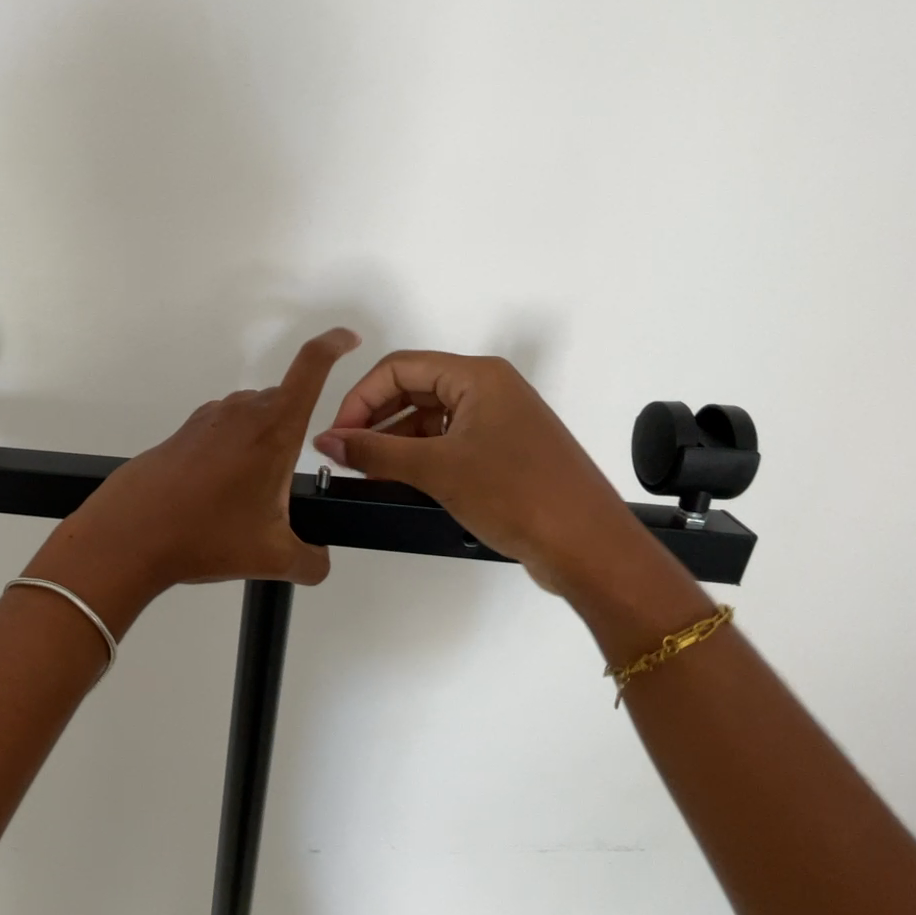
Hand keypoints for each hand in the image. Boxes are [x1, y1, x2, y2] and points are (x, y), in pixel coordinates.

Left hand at [24, 328, 360, 629]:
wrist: (129, 536)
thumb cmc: (201, 535)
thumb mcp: (272, 557)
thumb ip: (312, 560)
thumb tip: (317, 561)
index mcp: (274, 429)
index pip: (311, 366)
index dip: (334, 344)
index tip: (347, 338)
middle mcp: (241, 414)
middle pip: (282, 402)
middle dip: (295, 432)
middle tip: (288, 484)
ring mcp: (207, 420)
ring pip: (251, 418)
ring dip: (260, 446)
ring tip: (250, 500)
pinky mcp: (182, 434)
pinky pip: (220, 432)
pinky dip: (230, 454)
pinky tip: (219, 496)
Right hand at [312, 351, 644, 596]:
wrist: (588, 546)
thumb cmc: (517, 494)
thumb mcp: (436, 470)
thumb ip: (374, 452)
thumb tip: (327, 441)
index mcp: (477, 376)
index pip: (398, 368)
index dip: (360, 398)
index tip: (336, 436)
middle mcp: (489, 388)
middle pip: (413, 388)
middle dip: (374, 418)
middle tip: (346, 454)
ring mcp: (498, 420)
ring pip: (428, 417)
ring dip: (394, 440)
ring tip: (367, 471)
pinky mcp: (503, 450)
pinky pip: (447, 440)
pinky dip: (418, 455)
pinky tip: (398, 479)